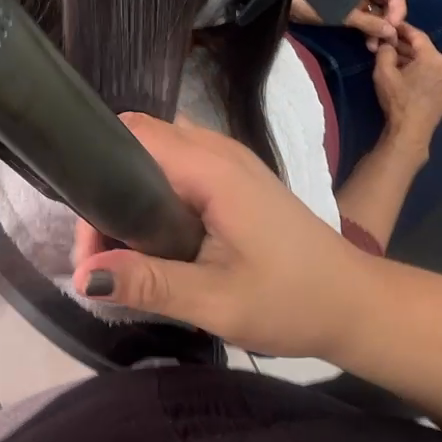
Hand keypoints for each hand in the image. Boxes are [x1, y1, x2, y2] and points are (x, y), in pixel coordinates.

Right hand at [73, 114, 374, 359]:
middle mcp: (217, 150)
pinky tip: (153, 237)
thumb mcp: (216, 302)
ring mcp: (229, 160)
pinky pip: (178, 164)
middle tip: (100, 250)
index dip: (98, 171)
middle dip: (108, 186)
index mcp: (212, 169)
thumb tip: (83, 276)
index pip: (134, 135)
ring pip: (158, 151)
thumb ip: (149, 283)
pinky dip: (154, 191)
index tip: (87, 232)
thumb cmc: (292, 303)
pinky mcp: (235, 178)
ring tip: (121, 246)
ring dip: (130, 189)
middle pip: (140, 140)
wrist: (358, 307)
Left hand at [291, 0, 405, 49]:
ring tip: (375, 47)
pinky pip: (364, 20)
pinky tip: (368, 44)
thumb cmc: (317, 3)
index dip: (398, 10)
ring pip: (376, 15)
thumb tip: (392, 32)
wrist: (290, 3)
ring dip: (378, 30)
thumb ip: (370, 22)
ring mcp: (355, 1)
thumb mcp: (345, 14)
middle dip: (389, 24)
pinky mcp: (346, 11)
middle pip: (388, 5)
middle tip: (386, 43)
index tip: (392, 28)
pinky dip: (367, 30)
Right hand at [372, 23, 441, 152]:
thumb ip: (385, 52)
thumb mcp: (383, 72)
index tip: (392, 25)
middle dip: (407, 46)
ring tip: (396, 60)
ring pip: (431, 62)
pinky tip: (409, 75)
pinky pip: (435, 74)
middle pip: (426, 50)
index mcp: (434, 59)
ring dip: (414, 60)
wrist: (411, 129)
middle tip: (389, 44)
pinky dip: (422, 71)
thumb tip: (387, 43)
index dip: (404, 29)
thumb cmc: (397, 99)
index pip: (418, 36)